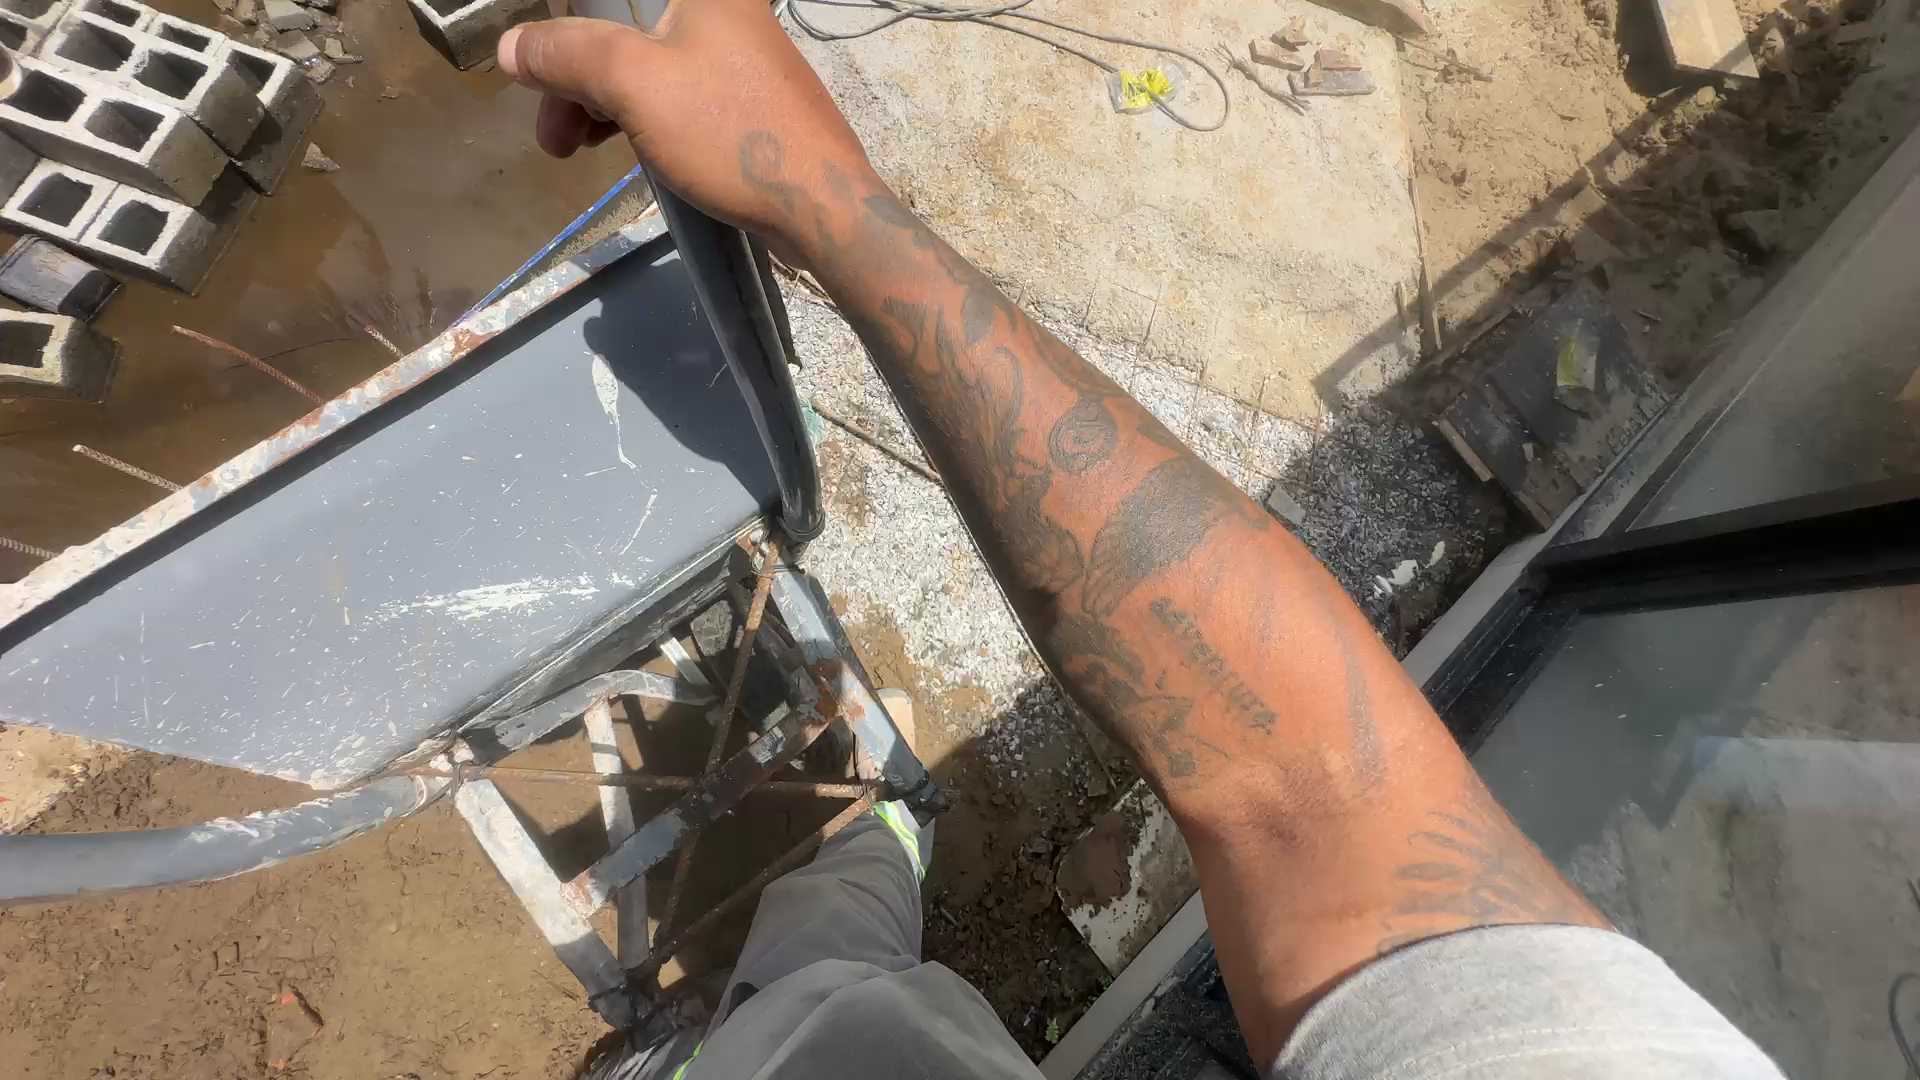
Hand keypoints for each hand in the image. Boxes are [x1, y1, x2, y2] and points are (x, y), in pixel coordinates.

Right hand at [496, 0, 878, 258]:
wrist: (826, 209)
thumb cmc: (733, 136)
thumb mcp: (637, 85)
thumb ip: (569, 55)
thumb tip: (513, 48)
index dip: (572, 20)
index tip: (547, 71)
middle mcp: (725, 12)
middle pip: (629, 26)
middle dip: (578, 76)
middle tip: (551, 135)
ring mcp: (744, 62)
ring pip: (654, 68)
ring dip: (606, 104)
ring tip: (574, 150)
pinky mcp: (754, 108)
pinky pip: (685, 99)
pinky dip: (648, 120)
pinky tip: (627, 151)